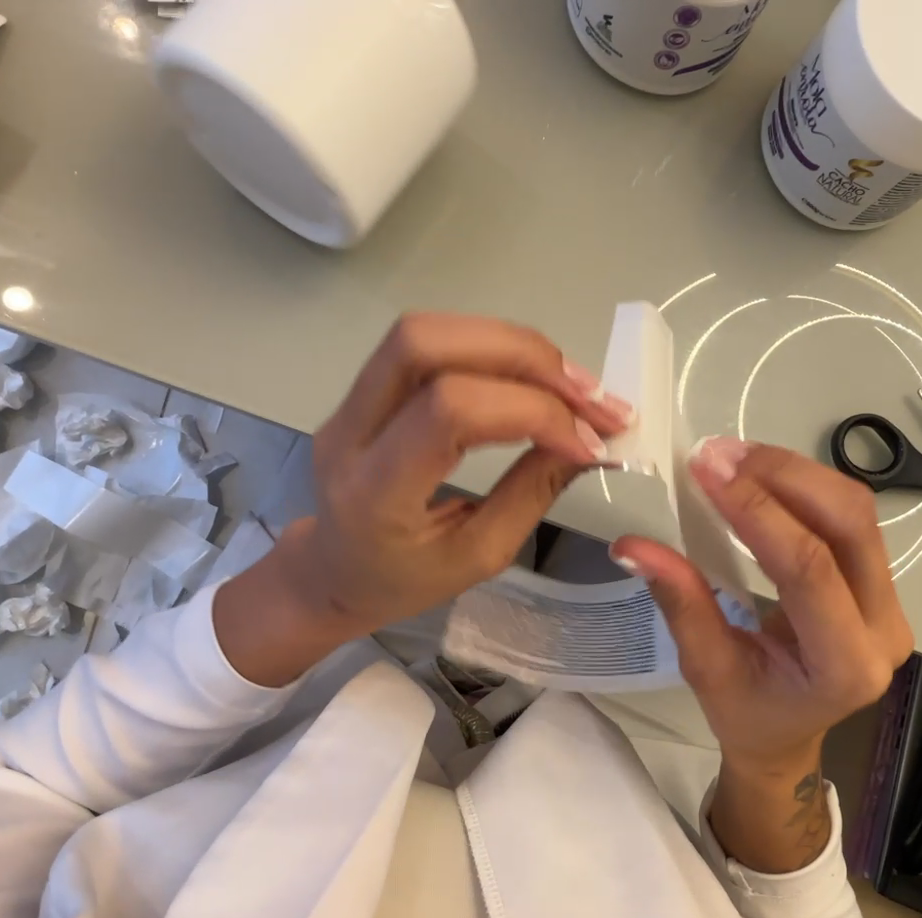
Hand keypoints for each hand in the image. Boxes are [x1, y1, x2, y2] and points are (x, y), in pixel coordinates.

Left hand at [217, 313, 632, 686]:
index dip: (531, 412)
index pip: (449, 411)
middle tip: (588, 397)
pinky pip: (428, 344)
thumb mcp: (477, 558)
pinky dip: (492, 350)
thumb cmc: (403, 583)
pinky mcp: (361, 389)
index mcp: (373, 493)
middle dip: (522, 356)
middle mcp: (349, 433)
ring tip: (571, 386)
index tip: (590, 443)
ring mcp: (347, 403)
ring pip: (425, 331)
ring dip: (511, 346)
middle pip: (425, 344)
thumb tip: (589, 443)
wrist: (330, 575)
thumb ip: (531, 494)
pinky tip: (532, 379)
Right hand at [610, 437, 913, 870]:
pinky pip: (849, 520)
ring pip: (855, 513)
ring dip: (793, 474)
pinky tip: (758, 477)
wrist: (786, 734)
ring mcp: (892, 603)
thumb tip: (634, 545)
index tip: (706, 470)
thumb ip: (681, 603)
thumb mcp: (705, 668)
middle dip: (782, 477)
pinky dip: (802, 488)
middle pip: (848, 525)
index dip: (757, 512)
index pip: (808, 570)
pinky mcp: (880, 583)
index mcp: (845, 665)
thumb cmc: (746, 714)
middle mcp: (885, 629)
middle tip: (717, 455)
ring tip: (731, 457)